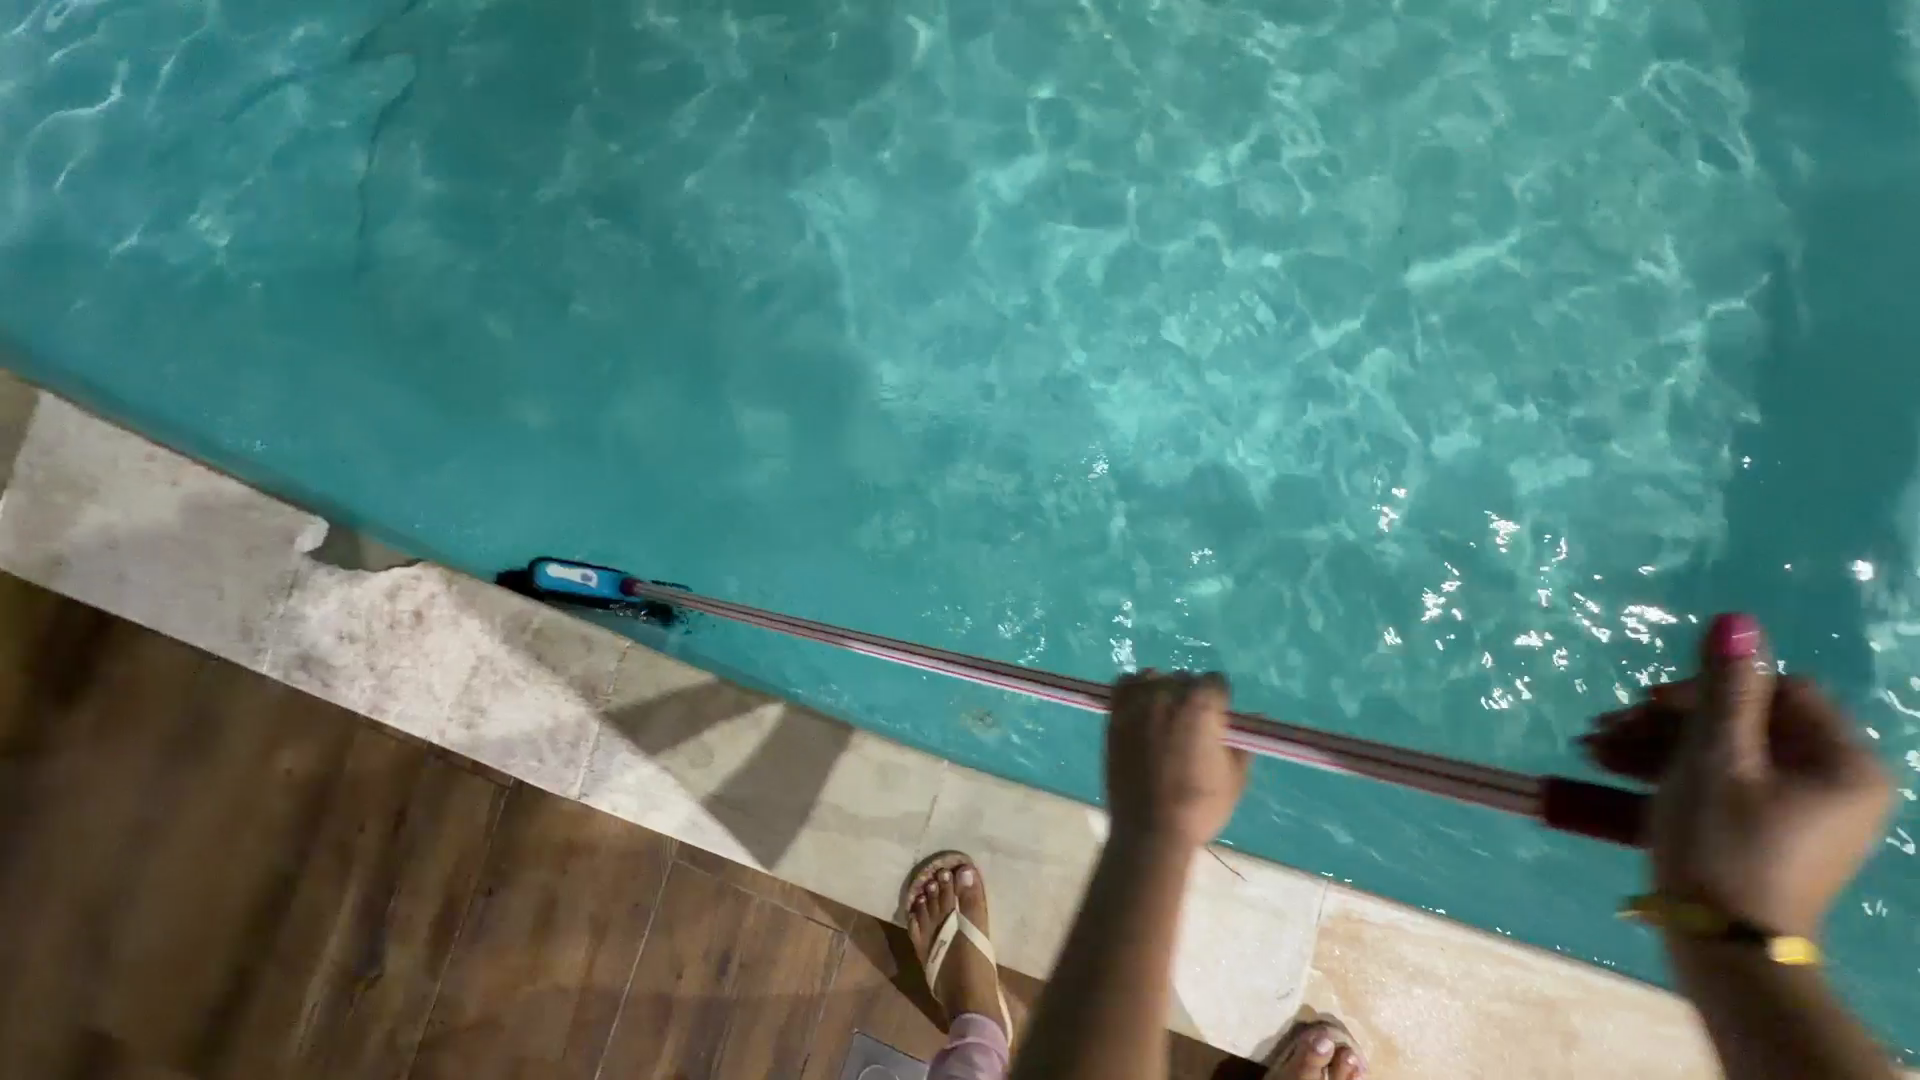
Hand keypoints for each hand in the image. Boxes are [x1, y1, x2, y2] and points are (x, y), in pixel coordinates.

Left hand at [1106, 670, 1250, 850]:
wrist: (1149, 829)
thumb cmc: (1198, 806)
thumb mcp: (1235, 777)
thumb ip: (1242, 742)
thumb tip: (1254, 719)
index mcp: (1200, 705)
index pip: (1216, 682)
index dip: (1220, 703)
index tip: (1218, 723)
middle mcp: (1167, 694)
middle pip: (1185, 680)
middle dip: (1193, 698)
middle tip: (1192, 728)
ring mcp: (1137, 703)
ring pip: (1154, 678)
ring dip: (1163, 691)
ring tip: (1164, 719)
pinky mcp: (1115, 715)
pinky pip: (1125, 685)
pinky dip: (1135, 690)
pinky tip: (1142, 709)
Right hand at [1582, 614, 1893, 937]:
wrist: (1717, 936)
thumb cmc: (1720, 841)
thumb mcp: (1714, 758)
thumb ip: (1725, 689)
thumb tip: (1737, 619)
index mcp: (1841, 762)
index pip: (1777, 691)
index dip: (1706, 690)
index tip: (1646, 705)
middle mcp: (1833, 780)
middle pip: (1742, 720)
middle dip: (1666, 720)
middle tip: (1604, 728)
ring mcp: (1800, 806)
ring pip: (1721, 749)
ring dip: (1653, 741)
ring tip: (1591, 747)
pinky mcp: (1766, 825)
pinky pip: (1719, 777)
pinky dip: (1667, 767)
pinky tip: (1610, 764)